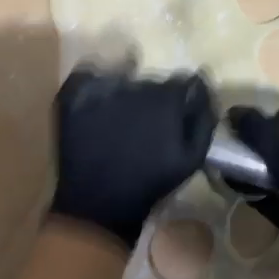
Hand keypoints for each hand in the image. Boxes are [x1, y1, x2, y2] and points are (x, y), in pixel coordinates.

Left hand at [51, 65, 215, 247]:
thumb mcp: (192, 158)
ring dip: (126, 87)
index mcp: (166, 99)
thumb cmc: (150, 183)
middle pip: (152, 78)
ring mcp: (100, 88)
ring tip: (121, 114)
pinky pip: (86, 73)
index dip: (183, 97)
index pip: (184, 81)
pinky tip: (97, 95)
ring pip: (122, 74)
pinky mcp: (73, 96)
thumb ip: (203, 120)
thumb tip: (205, 89)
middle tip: (148, 121)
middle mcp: (135, 85)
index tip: (178, 112)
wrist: (99, 204)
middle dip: (155, 96)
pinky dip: (93, 78)